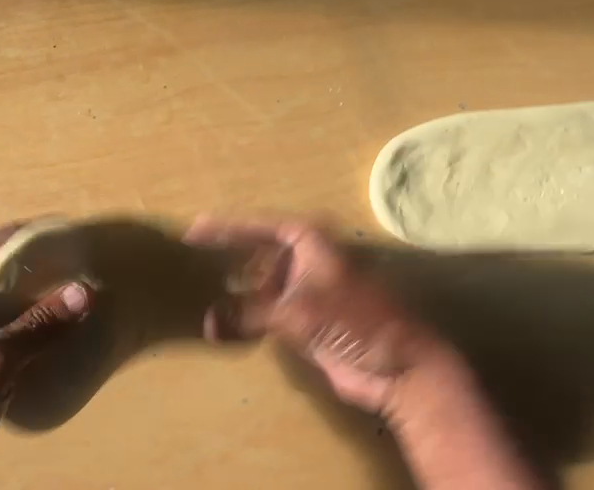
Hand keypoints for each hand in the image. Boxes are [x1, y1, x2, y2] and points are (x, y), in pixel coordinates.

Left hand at [0, 222, 93, 489]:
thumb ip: (39, 324)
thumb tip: (86, 291)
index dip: (39, 239)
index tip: (79, 240)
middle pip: (2, 264)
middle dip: (41, 266)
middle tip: (85, 268)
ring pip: (2, 290)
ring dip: (36, 292)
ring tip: (77, 292)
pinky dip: (25, 314)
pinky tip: (54, 325)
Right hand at [183, 217, 444, 416]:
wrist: (401, 367)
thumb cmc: (355, 320)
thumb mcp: (298, 312)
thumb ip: (249, 314)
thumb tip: (207, 323)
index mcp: (308, 239)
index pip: (255, 226)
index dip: (224, 229)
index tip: (192, 231)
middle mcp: (306, 257)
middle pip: (257, 250)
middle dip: (228, 256)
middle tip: (192, 260)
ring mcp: (307, 288)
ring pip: (262, 282)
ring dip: (237, 289)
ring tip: (201, 290)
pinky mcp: (308, 319)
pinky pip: (269, 311)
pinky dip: (249, 314)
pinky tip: (224, 321)